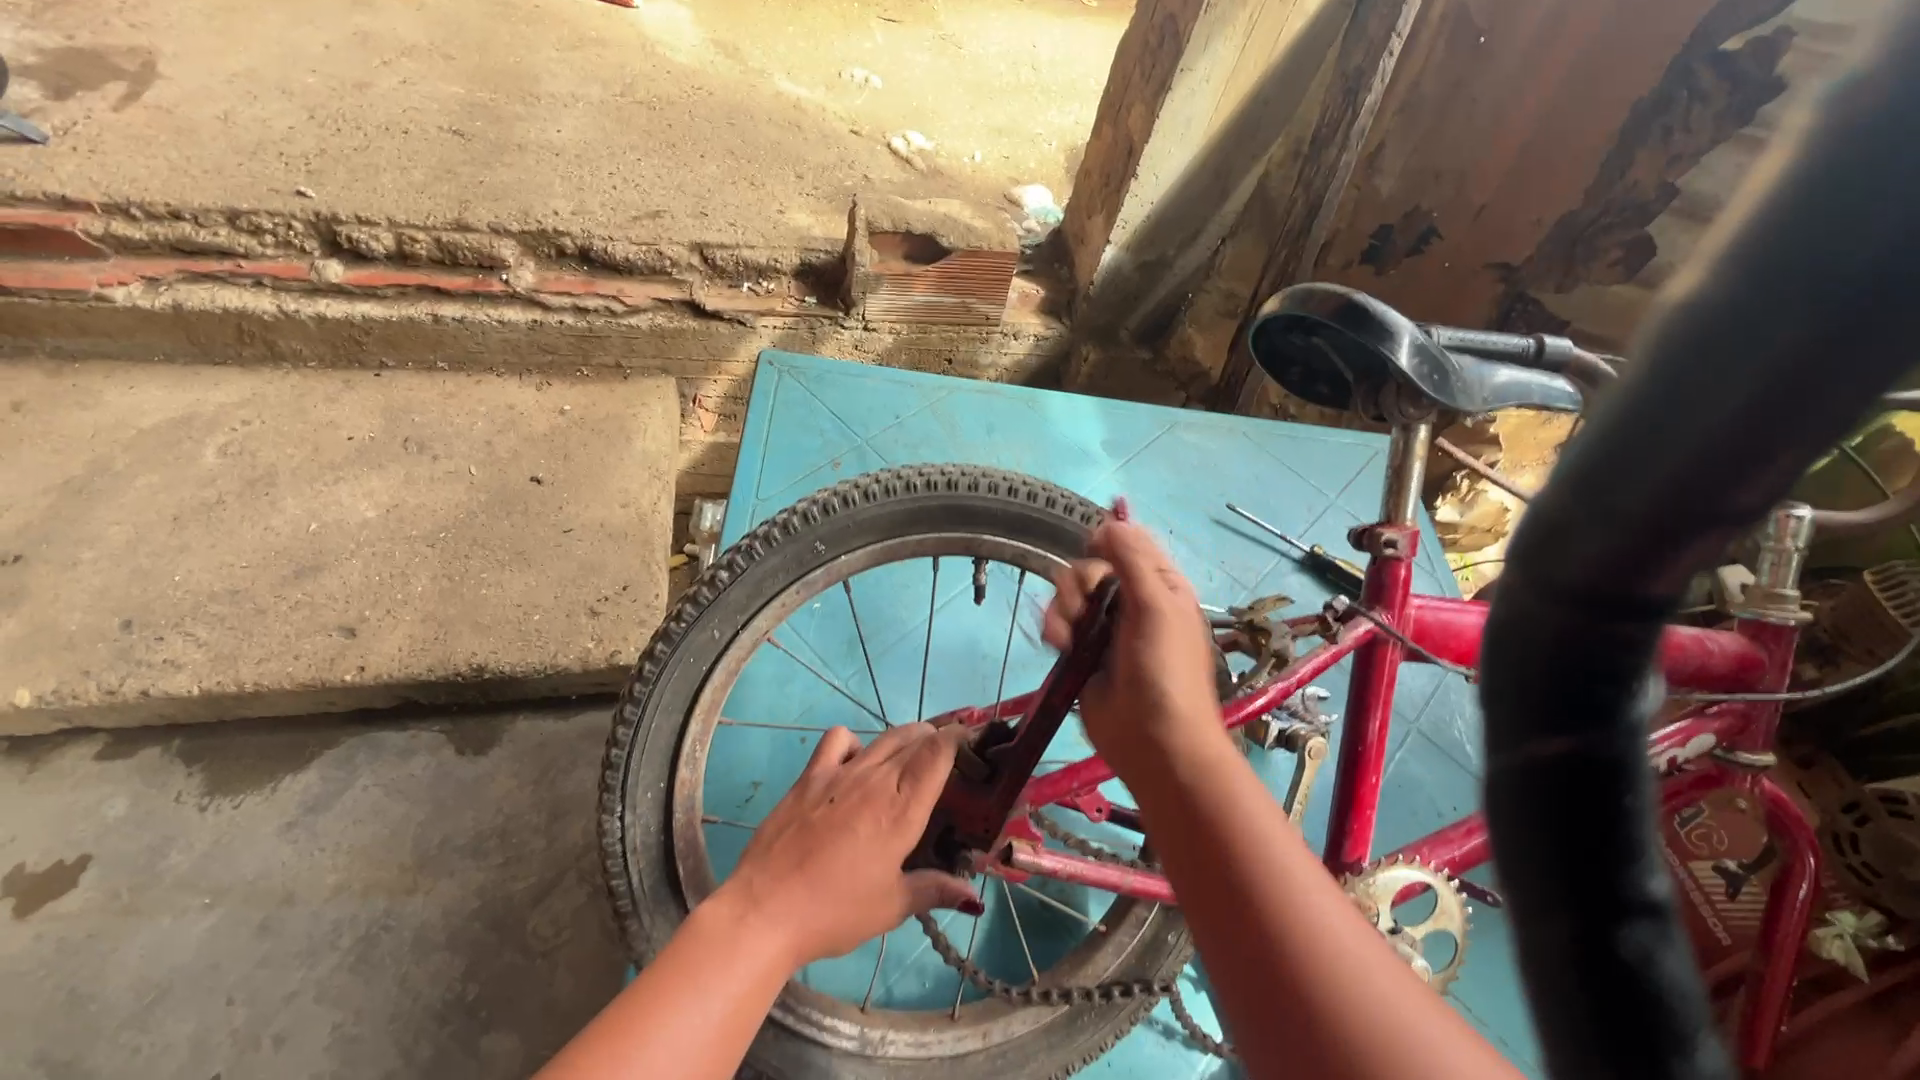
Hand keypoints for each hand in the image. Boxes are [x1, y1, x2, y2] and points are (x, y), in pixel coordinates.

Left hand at [711, 723, 983, 968]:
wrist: (764, 910)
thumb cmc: (835, 912)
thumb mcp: (892, 906)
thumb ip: (935, 891)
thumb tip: (975, 899)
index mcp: (902, 809)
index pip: (939, 752)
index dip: (958, 739)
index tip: (970, 744)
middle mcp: (875, 780)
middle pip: (915, 737)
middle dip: (936, 738)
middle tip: (947, 757)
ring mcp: (839, 773)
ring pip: (882, 736)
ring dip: (903, 738)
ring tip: (908, 758)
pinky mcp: (808, 776)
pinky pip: (838, 739)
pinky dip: (855, 742)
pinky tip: (856, 764)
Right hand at [1042, 517, 1224, 781]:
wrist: (1153, 741)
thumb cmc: (1165, 671)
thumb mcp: (1157, 606)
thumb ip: (1132, 559)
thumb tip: (1105, 523)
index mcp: (1160, 586)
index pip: (1127, 545)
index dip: (1106, 545)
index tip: (1094, 553)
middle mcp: (1132, 603)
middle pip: (1091, 568)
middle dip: (1079, 584)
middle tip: (1084, 610)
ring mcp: (1105, 630)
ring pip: (1069, 595)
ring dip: (1062, 609)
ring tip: (1067, 638)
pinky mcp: (1081, 654)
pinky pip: (1058, 624)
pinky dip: (1053, 629)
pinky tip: (1058, 645)